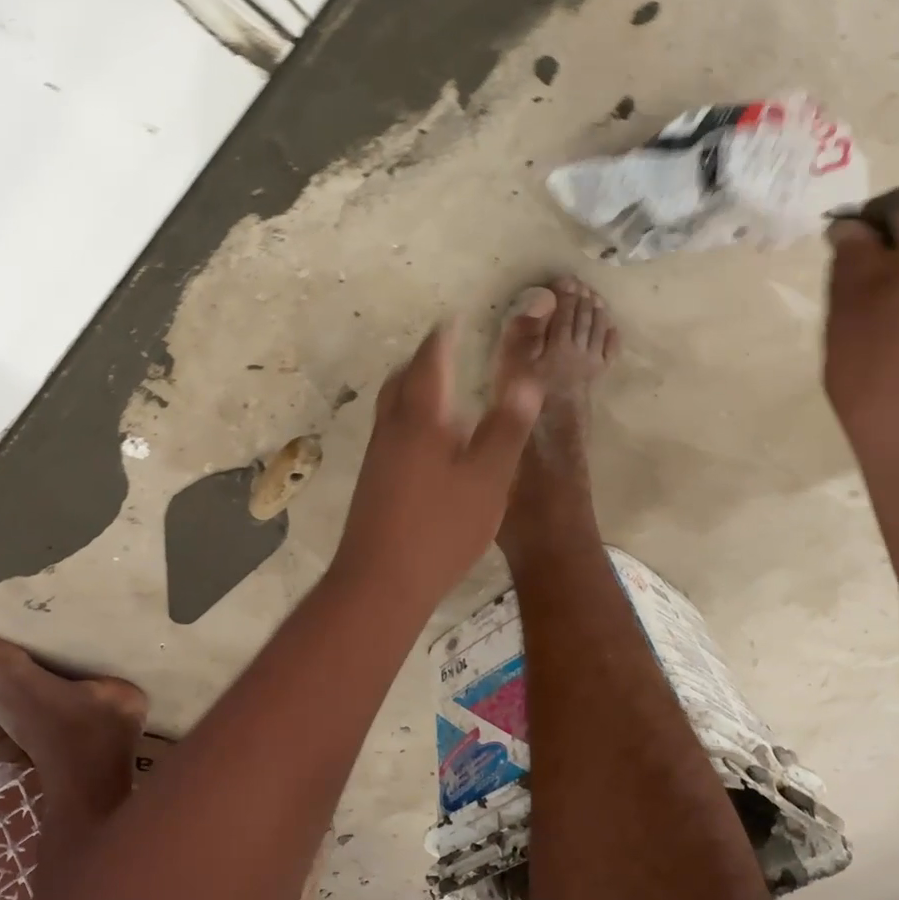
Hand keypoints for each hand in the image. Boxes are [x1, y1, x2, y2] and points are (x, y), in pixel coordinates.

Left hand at [332, 321, 544, 597]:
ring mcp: (377, 454)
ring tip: (439, 390)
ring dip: (412, 388)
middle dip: (423, 360)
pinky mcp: (373, 479)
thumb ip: (506, 427)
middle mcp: (391, 427)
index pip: (429, 361)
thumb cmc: (441, 526)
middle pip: (402, 379)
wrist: (380, 580)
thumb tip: (525, 378)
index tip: (454, 319)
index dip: (443, 337)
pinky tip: (429, 442)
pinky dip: (409, 417)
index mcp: (419, 416)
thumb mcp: (488, 477)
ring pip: (392, 406)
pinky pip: (391, 430)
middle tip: (446, 350)